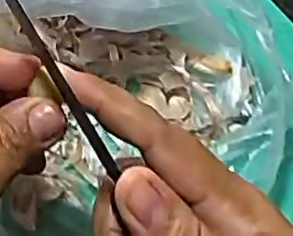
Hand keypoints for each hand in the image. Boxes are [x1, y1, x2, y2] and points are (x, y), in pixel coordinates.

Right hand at [66, 69, 292, 235]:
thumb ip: (185, 231)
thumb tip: (126, 176)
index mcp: (229, 198)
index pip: (160, 135)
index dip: (110, 100)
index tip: (63, 73)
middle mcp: (206, 203)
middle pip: (131, 172)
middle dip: (114, 204)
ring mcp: (191, 225)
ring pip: (124, 207)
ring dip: (119, 233)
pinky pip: (132, 230)